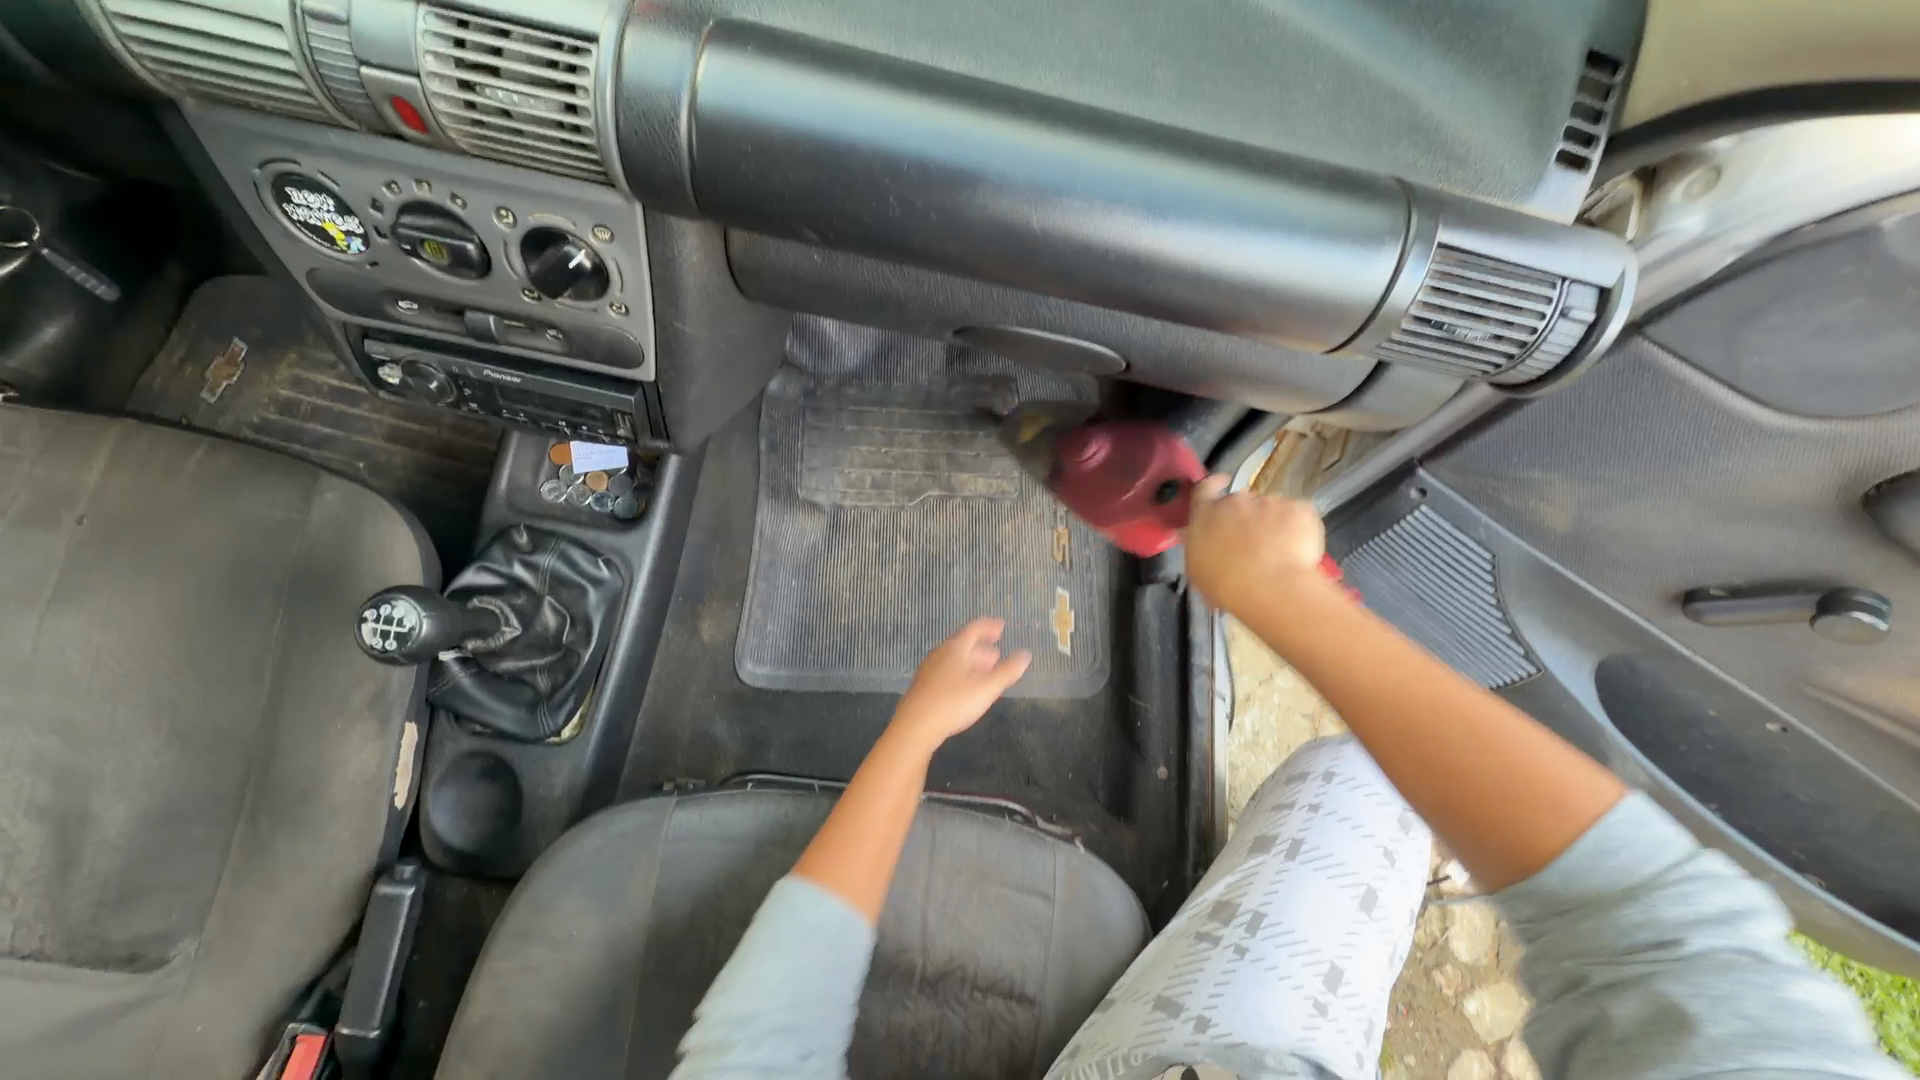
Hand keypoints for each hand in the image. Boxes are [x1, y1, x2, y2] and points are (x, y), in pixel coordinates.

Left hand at [892, 617, 1031, 745]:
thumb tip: (1025, 654)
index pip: (974, 629)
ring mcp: (929, 670)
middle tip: (996, 654)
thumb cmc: (954, 702)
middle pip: (963, 644)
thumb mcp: (986, 687)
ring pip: (954, 659)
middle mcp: (940, 654)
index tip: (1001, 626)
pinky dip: (960, 673)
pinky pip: (946, 671)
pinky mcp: (923, 686)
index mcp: (956, 648)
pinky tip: (965, 687)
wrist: (915, 725)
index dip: (989, 626)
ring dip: (971, 662)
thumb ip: (1007, 671)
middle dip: (981, 648)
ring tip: (984, 672)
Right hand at [1185, 474, 1328, 615]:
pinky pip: (1299, 515)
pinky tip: (1298, 550)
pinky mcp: (1299, 508)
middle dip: (1248, 516)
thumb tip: (1209, 543)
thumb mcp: (1198, 568)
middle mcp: (1235, 501)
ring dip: (1274, 523)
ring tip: (1279, 551)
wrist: (1269, 587)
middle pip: (1242, 501)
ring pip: (1272, 508)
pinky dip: (1299, 528)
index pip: (1205, 489)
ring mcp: (1269, 501)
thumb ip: (1202, 545)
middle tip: (1254, 541)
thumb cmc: (1225, 585)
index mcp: (1205, 514)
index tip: (1221, 482)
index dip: (1214, 484)